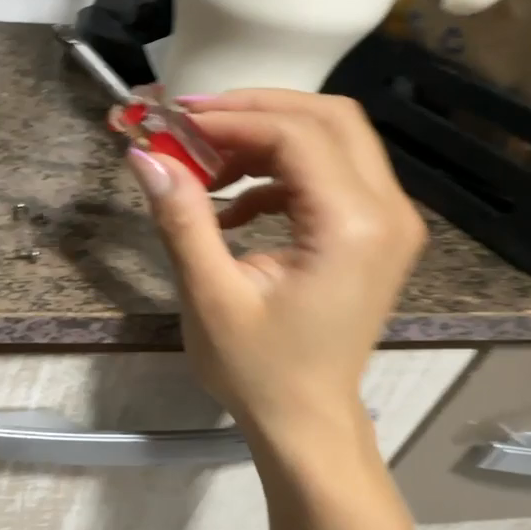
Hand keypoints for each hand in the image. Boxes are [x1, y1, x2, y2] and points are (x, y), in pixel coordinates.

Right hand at [123, 90, 425, 432]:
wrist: (304, 418)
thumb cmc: (256, 367)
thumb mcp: (209, 294)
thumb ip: (181, 218)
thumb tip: (144, 157)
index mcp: (350, 226)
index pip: (297, 136)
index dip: (230, 119)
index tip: (170, 123)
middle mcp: (386, 211)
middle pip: (328, 120)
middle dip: (253, 111)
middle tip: (187, 124)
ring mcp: (387, 221)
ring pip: (333, 139)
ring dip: (265, 138)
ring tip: (203, 164)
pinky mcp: (373, 233)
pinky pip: (330, 173)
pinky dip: (278, 171)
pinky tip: (233, 206)